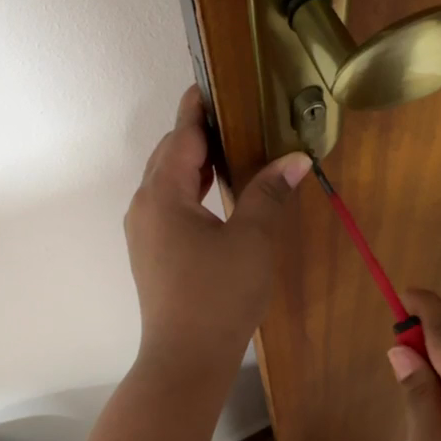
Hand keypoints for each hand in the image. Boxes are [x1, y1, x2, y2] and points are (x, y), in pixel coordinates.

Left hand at [124, 86, 310, 372]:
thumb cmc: (218, 295)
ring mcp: (144, 235)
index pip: (181, 135)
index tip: (215, 81)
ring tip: (231, 152)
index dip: (199, 107)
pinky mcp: (152, 257)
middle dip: (198, 133)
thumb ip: (269, 193)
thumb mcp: (251, 240)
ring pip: (168, 184)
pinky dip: (192, 192)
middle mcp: (145, 207)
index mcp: (164, 194)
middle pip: (169, 156)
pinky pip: (169, 208)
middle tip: (235, 116)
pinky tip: (218, 199)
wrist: (186, 359)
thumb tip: (295, 158)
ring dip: (195, 164)